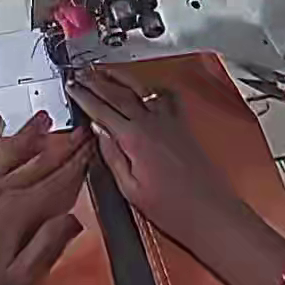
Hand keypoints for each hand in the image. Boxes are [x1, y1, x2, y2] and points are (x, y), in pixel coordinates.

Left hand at [0, 111, 90, 284]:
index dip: (77, 166)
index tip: (90, 151)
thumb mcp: (22, 283)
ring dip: (29, 133)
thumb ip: (49, 245)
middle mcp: (0, 191)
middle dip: (62, 146)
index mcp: (19, 213)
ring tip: (44, 118)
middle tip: (78, 133)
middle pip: (39, 162)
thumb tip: (73, 220)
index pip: (58, 183)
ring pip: (11, 150)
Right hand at [66, 70, 255, 257]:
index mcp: (134, 138)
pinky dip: (151, 87)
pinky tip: (145, 85)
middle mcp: (151, 123)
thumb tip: (99, 132)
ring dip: (119, 76)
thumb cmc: (173, 210)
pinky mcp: (181, 124)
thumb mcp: (130, 190)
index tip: (73, 88)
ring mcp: (168, 120)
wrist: (211, 214)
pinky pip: (163, 96)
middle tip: (81, 72)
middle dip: (96, 80)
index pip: (101, 109)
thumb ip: (111, 156)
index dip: (84, 96)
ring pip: (138, 88)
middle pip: (117, 93)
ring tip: (104, 69)